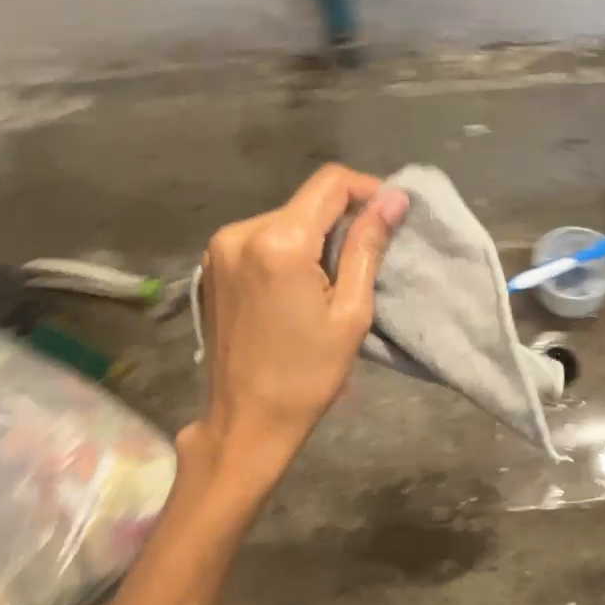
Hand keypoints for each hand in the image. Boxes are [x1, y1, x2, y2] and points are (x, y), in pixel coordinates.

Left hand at [184, 165, 407, 471]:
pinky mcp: (211, 267)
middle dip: (341, 221)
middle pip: (305, 202)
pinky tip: (297, 291)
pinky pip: (260, 241)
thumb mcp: (350, 313)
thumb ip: (367, 248)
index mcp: (278, 242)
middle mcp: (240, 232)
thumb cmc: (307, 376)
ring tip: (330, 284)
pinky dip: (287, 253)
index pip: (330, 183)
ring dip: (313, 239)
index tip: (390, 218)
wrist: (247, 420)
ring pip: (283, 221)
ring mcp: (219, 249)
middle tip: (364, 263)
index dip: (368, 191)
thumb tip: (393, 199)